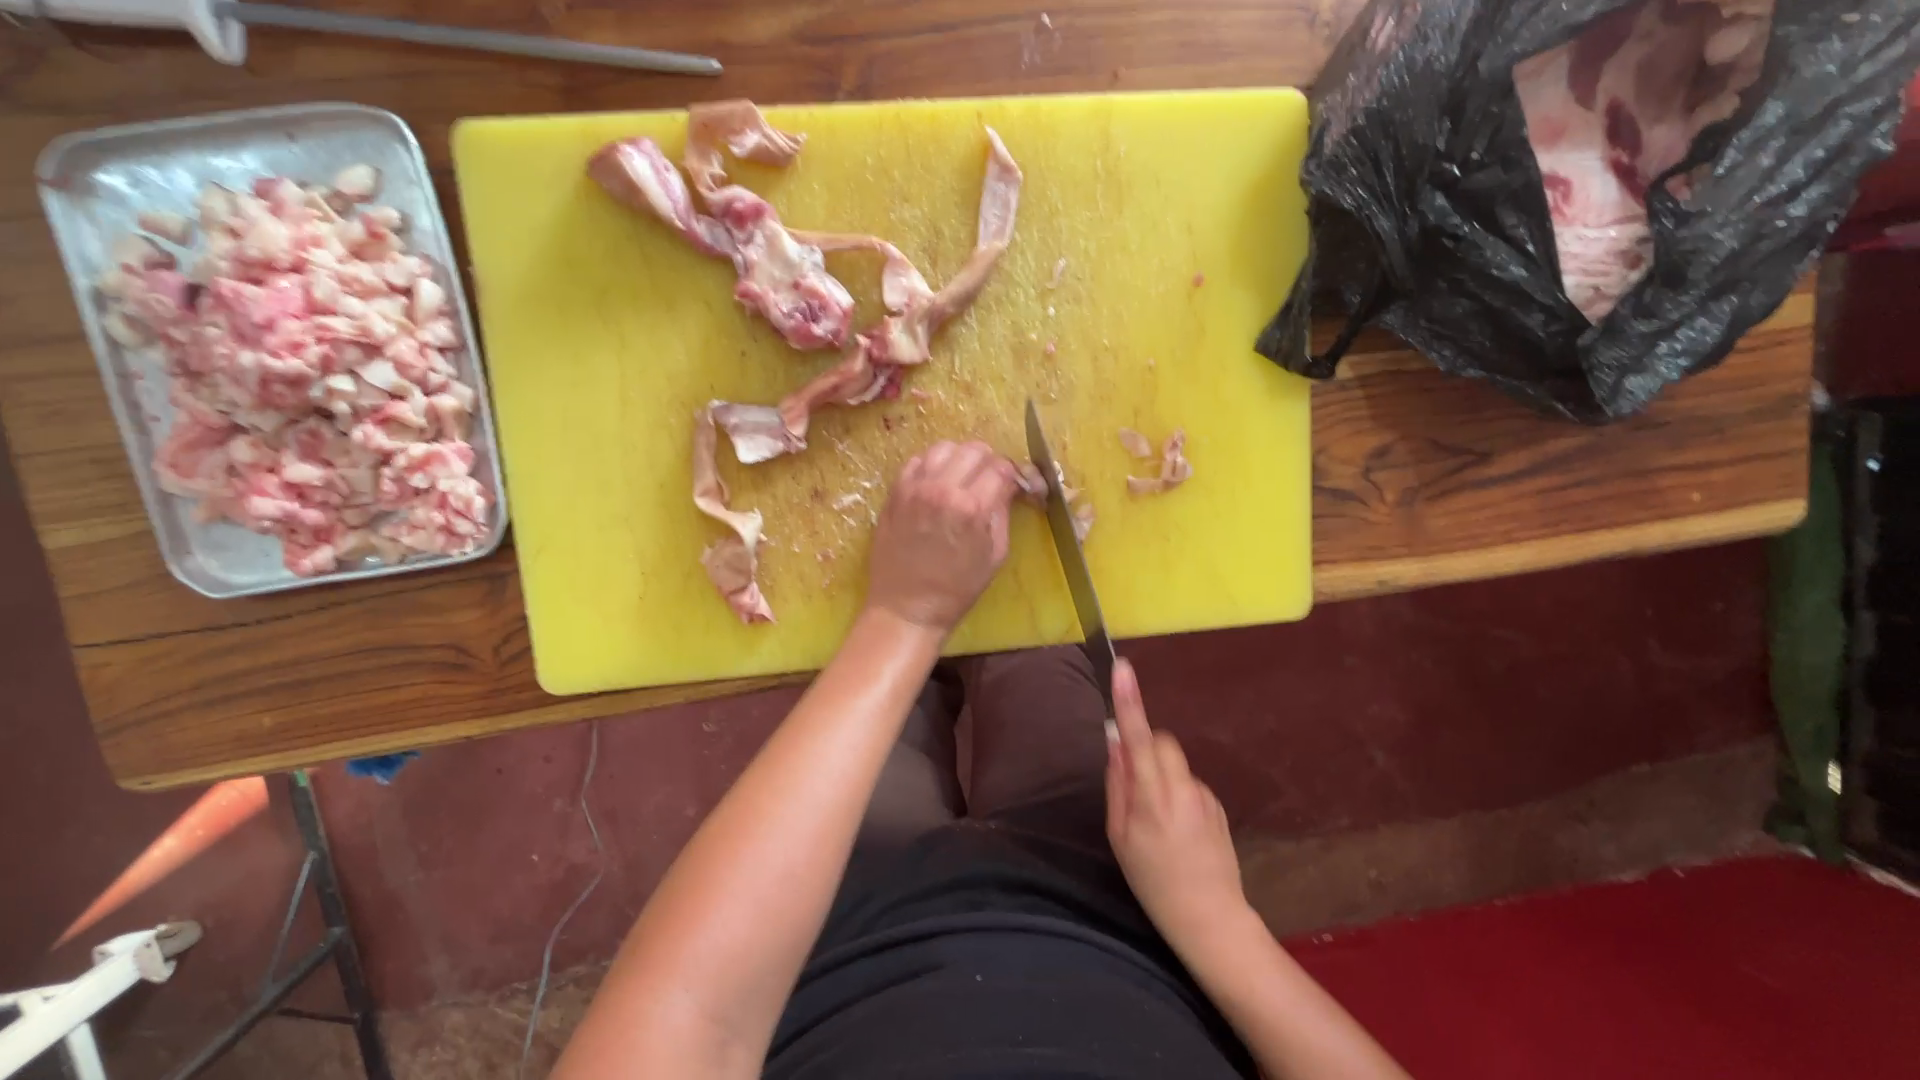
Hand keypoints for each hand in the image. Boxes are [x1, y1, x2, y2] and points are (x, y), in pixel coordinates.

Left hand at [867, 440, 1018, 634]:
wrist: (907, 608)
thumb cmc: (957, 589)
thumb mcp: (995, 554)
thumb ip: (1002, 512)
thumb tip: (1010, 486)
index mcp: (972, 507)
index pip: (1001, 468)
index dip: (1012, 474)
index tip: (1012, 485)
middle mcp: (943, 488)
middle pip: (974, 450)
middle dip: (988, 462)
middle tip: (988, 482)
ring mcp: (914, 488)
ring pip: (944, 447)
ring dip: (959, 458)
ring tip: (961, 478)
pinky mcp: (895, 492)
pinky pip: (917, 461)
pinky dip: (931, 465)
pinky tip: (936, 483)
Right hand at [1106, 658, 1248, 942]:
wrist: (1209, 916)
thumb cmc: (1152, 880)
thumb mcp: (1120, 836)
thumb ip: (1117, 784)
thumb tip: (1115, 741)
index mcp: (1151, 798)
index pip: (1137, 738)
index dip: (1129, 702)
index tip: (1123, 668)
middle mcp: (1181, 788)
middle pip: (1162, 742)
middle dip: (1145, 748)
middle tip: (1133, 783)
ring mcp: (1204, 795)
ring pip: (1175, 763)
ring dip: (1161, 774)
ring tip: (1157, 819)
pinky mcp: (1217, 805)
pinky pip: (1189, 784)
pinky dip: (1177, 793)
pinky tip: (1178, 830)